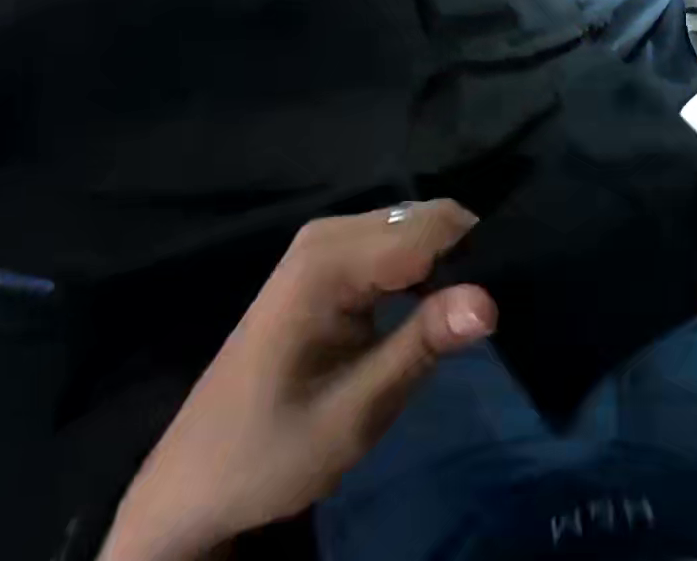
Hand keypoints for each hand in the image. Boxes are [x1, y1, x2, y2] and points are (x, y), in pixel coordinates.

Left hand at [98, 201, 496, 560]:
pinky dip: (427, 264)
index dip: (478, 258)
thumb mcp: (357, 410)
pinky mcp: (329, 257)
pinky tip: (431, 303)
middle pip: (428, 217)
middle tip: (480, 316)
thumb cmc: (273, 449)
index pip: (434, 228)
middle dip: (466, 255)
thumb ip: (423, 344)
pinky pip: (398, 240)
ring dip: (450, 260)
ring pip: (418, 224)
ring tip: (460, 314)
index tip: (500, 305)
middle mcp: (329, 233)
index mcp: (328, 261)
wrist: (196, 479)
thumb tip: (491, 299)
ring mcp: (326, 241)